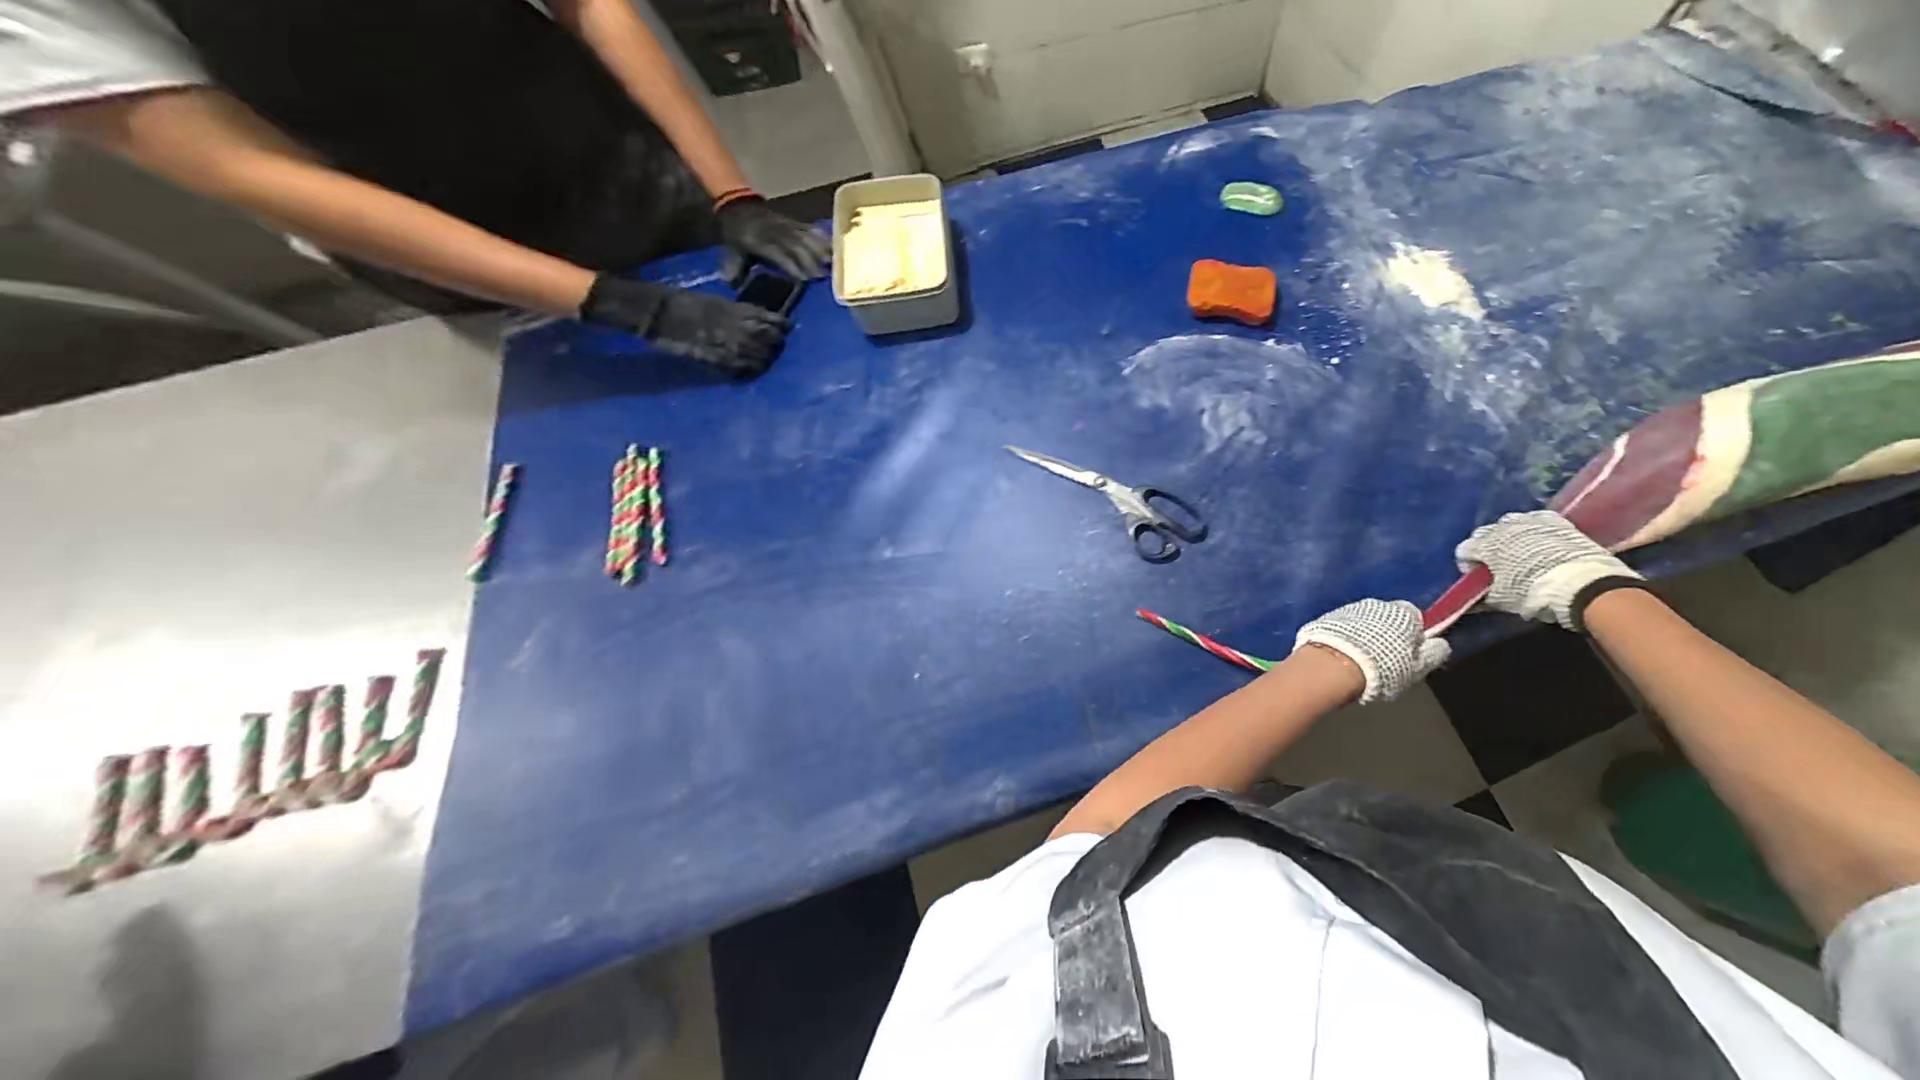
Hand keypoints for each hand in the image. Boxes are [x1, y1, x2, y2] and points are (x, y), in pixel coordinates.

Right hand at [580, 275, 786, 377]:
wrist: (660, 313)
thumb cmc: (686, 303)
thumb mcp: (718, 302)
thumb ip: (741, 312)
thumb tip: (762, 320)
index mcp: (740, 310)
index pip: (773, 320)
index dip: (782, 326)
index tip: (787, 328)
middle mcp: (741, 328)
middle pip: (772, 340)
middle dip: (776, 343)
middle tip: (777, 346)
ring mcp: (732, 346)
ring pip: (762, 357)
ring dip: (766, 358)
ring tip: (766, 359)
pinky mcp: (720, 360)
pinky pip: (744, 368)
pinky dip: (750, 369)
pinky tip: (751, 369)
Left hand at [715, 196, 830, 279]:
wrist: (738, 205)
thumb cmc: (735, 233)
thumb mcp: (731, 249)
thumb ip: (733, 267)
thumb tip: (729, 283)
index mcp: (759, 240)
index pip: (779, 254)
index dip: (792, 266)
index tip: (804, 280)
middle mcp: (775, 232)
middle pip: (797, 246)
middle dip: (811, 261)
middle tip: (823, 277)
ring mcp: (786, 225)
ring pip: (805, 237)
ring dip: (820, 250)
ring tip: (833, 263)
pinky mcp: (793, 222)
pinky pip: (809, 228)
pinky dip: (822, 237)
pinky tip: (833, 246)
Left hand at [1293, 599, 1449, 703]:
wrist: (1335, 664)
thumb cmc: (1384, 666)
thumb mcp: (1419, 667)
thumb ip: (1433, 653)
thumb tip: (1440, 644)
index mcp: (1403, 612)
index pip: (1414, 616)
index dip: (1412, 634)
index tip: (1408, 652)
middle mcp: (1375, 604)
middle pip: (1386, 618)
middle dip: (1385, 633)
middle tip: (1383, 658)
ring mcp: (1348, 609)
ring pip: (1362, 621)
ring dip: (1363, 634)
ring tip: (1360, 658)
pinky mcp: (1326, 617)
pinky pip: (1342, 627)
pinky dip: (1344, 637)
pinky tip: (1342, 654)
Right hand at [1456, 510, 1642, 629]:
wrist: (1584, 585)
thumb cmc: (1534, 592)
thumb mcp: (1502, 599)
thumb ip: (1483, 595)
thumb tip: (1473, 599)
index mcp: (1485, 546)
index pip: (1464, 550)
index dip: (1468, 565)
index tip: (1478, 578)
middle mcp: (1504, 528)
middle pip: (1484, 533)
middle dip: (1486, 547)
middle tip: (1497, 565)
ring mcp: (1531, 522)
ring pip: (1509, 522)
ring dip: (1509, 535)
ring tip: (1519, 550)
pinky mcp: (1557, 522)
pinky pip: (1537, 519)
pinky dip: (1534, 528)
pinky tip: (1540, 540)